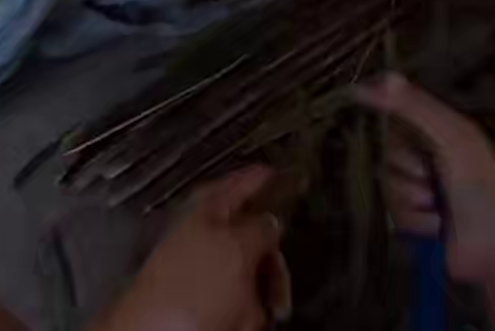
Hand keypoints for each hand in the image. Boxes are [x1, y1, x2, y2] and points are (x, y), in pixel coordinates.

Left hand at [94, 166, 286, 330]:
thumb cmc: (193, 288)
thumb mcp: (237, 248)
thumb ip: (261, 228)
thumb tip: (274, 220)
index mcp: (212, 205)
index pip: (250, 180)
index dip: (275, 179)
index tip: (300, 179)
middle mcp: (210, 232)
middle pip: (258, 236)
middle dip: (272, 266)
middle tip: (279, 292)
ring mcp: (207, 271)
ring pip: (253, 277)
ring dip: (257, 301)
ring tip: (248, 319)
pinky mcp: (207, 306)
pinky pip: (240, 308)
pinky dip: (244, 319)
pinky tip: (237, 327)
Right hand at [352, 73, 494, 288]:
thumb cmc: (487, 193)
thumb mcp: (453, 138)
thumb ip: (415, 107)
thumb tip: (382, 77)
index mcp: (443, 128)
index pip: (401, 105)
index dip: (384, 104)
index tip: (364, 99)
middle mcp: (430, 154)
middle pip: (389, 144)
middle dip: (406, 163)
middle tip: (429, 174)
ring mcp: (421, 186)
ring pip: (388, 178)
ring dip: (410, 194)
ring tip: (437, 204)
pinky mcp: (414, 218)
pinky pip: (392, 208)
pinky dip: (412, 218)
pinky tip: (434, 224)